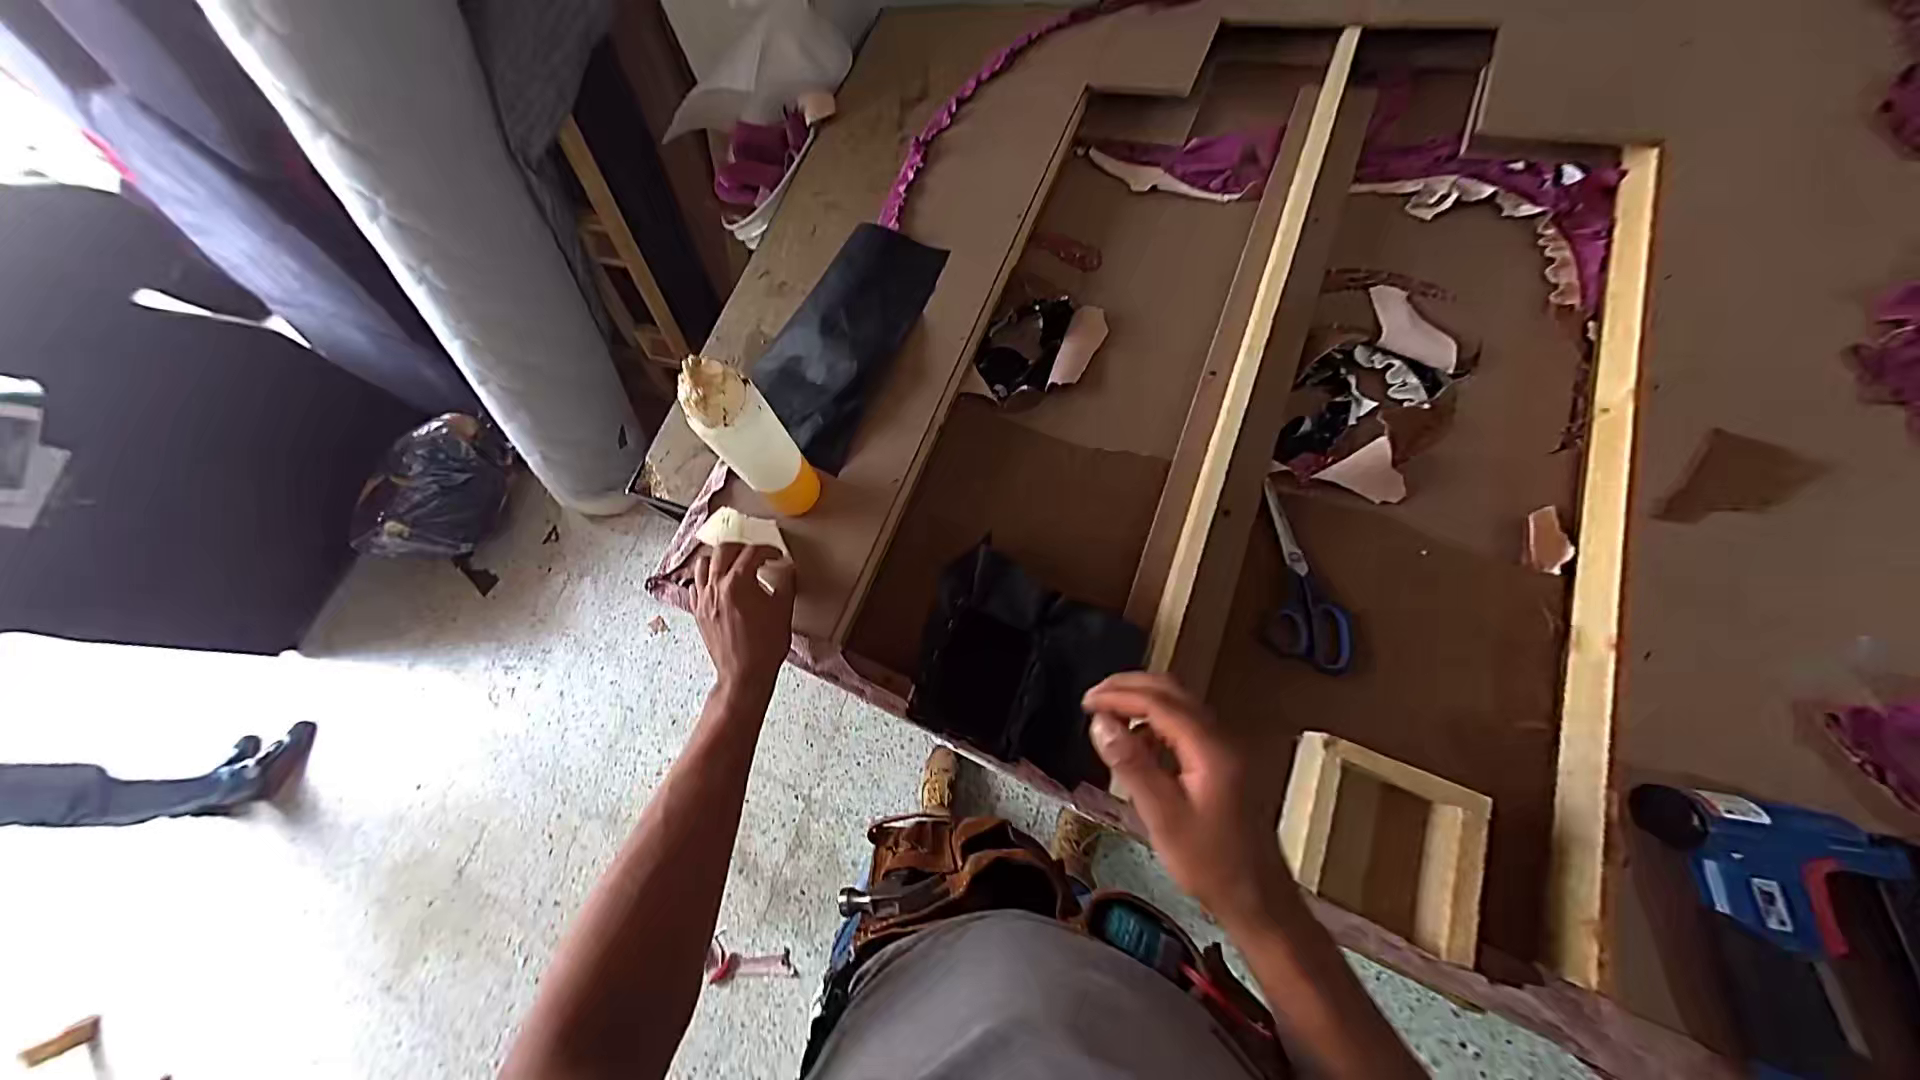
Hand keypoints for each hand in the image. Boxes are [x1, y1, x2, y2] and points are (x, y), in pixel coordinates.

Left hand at [691, 543, 795, 699]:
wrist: (744, 673)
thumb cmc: (763, 646)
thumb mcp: (783, 610)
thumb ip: (787, 583)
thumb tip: (788, 571)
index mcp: (738, 582)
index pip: (752, 553)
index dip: (768, 550)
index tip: (775, 555)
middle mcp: (716, 587)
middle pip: (723, 550)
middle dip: (741, 547)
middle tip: (754, 552)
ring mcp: (704, 600)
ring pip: (702, 564)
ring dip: (718, 558)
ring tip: (732, 561)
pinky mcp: (698, 612)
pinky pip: (695, 585)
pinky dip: (705, 578)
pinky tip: (717, 583)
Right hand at [1083, 672, 1293, 925]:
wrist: (1258, 899)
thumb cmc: (1210, 864)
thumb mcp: (1163, 816)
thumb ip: (1131, 765)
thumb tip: (1100, 723)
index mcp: (1210, 748)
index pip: (1158, 702)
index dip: (1118, 696)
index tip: (1086, 703)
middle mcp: (1220, 738)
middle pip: (1171, 690)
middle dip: (1129, 687)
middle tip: (1093, 698)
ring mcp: (1224, 747)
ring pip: (1179, 703)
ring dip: (1141, 700)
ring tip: (1108, 714)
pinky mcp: (1221, 761)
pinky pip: (1184, 723)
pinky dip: (1154, 719)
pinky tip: (1136, 741)